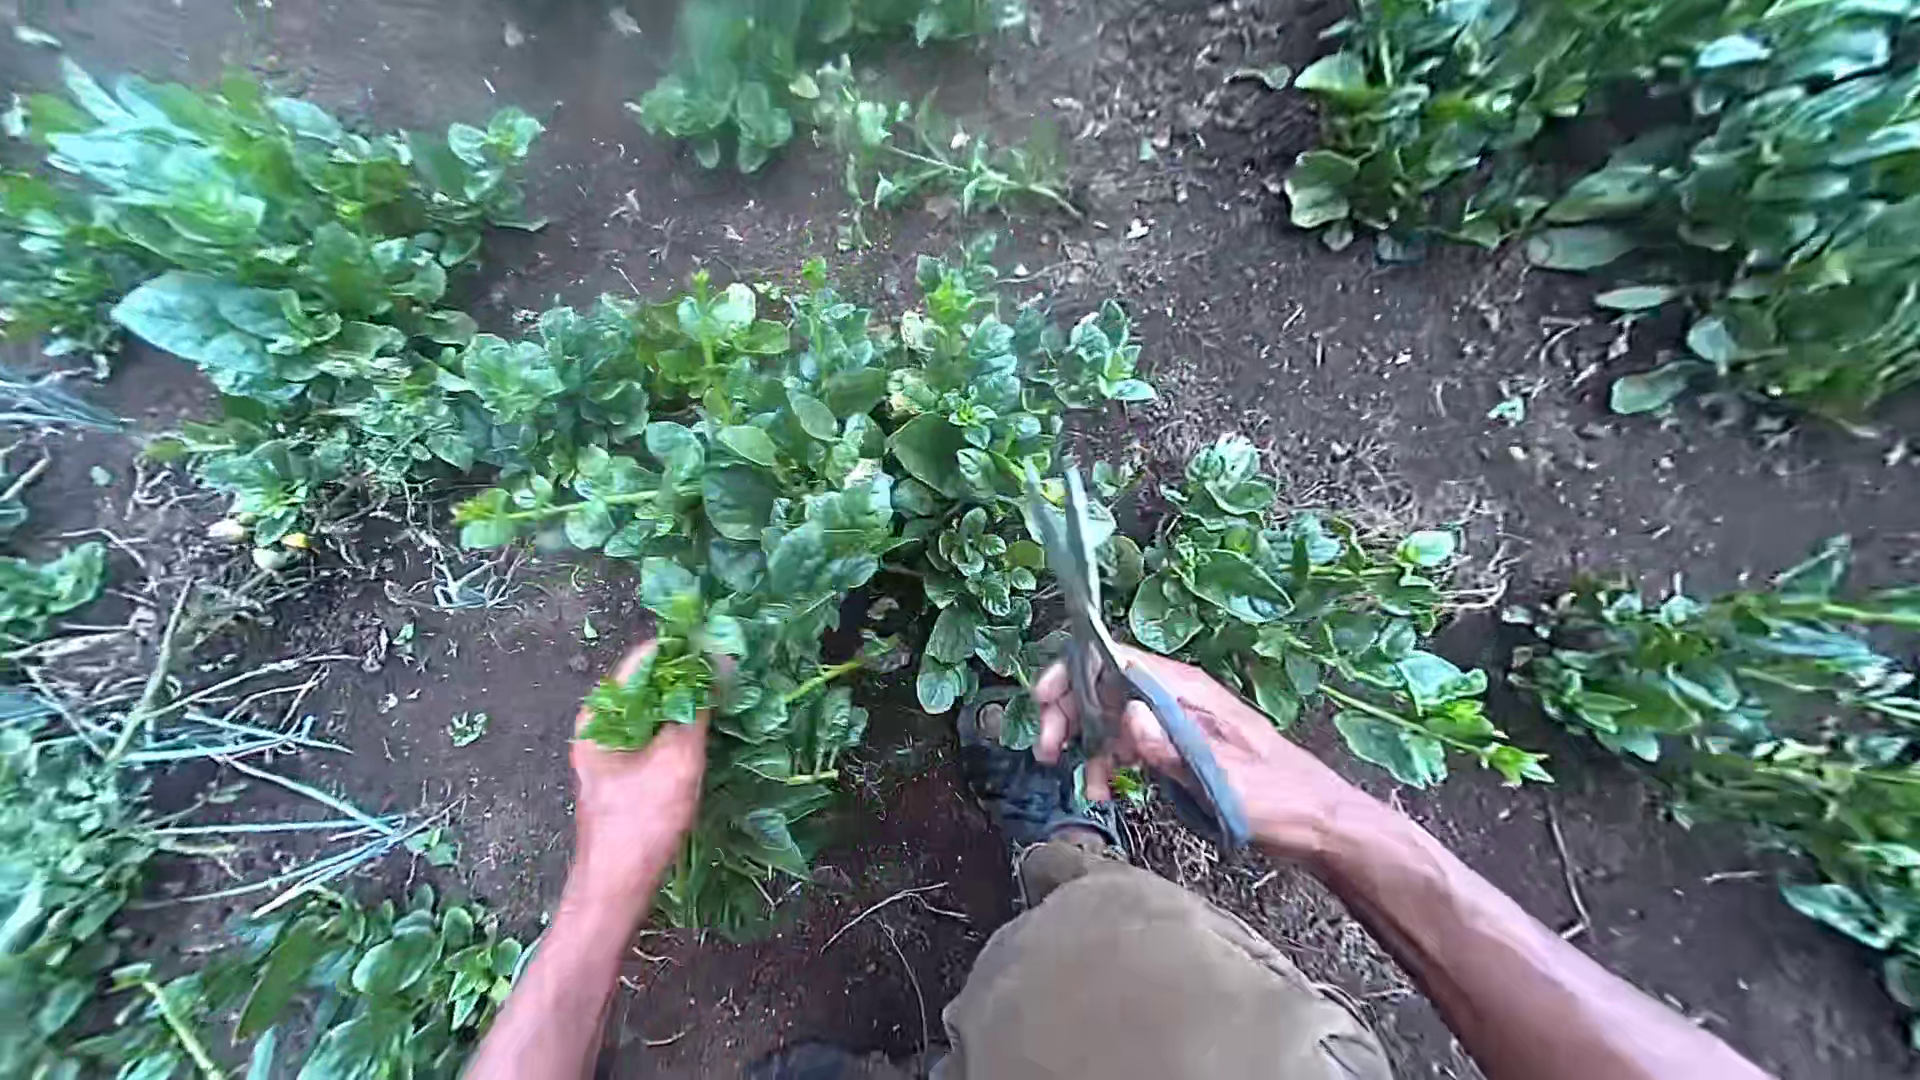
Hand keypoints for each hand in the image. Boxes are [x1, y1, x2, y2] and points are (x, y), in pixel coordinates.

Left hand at [566, 641, 708, 914]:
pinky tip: (709, 723)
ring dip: (689, 697)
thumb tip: (719, 663)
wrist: (616, 888)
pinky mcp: (624, 764)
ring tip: (726, 690)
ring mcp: (610, 745)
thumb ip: (697, 707)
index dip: (683, 649)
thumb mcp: (678, 758)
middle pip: (650, 681)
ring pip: (656, 705)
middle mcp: (600, 724)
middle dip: (690, 672)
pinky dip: (681, 720)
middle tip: (730, 669)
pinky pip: (656, 727)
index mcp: (601, 716)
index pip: (644, 660)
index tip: (721, 644)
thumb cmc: (643, 822)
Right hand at [1033, 644, 1384, 863]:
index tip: (1044, 699)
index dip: (1073, 671)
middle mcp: (1171, 694)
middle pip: (1102, 685)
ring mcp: (1170, 718)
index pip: (1114, 659)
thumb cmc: (1278, 796)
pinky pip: (1125, 741)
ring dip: (1082, 739)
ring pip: (1108, 713)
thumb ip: (1172, 746)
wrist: (1318, 824)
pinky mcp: (1171, 743)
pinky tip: (1101, 789)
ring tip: (1070, 776)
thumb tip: (1125, 716)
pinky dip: (1106, 761)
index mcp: (1183, 688)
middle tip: (1047, 749)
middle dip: (1068, 710)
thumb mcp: (1223, 776)